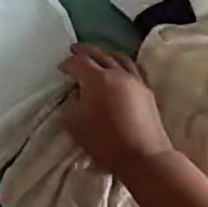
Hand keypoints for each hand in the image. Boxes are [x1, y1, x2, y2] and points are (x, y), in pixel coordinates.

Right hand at [60, 44, 173, 170]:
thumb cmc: (104, 141)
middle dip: (84, 51)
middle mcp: (116, 74)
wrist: (144, 157)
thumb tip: (75, 96)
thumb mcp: (75, 123)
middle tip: (74, 49)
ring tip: (97, 54)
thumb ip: (71, 104)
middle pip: (99, 54)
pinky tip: (119, 68)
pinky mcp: (147, 91)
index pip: (78, 63)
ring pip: (119, 58)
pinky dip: (122, 63)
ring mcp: (135, 81)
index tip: (60, 68)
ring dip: (105, 53)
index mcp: (96, 79)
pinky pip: (133, 68)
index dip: (67, 64)